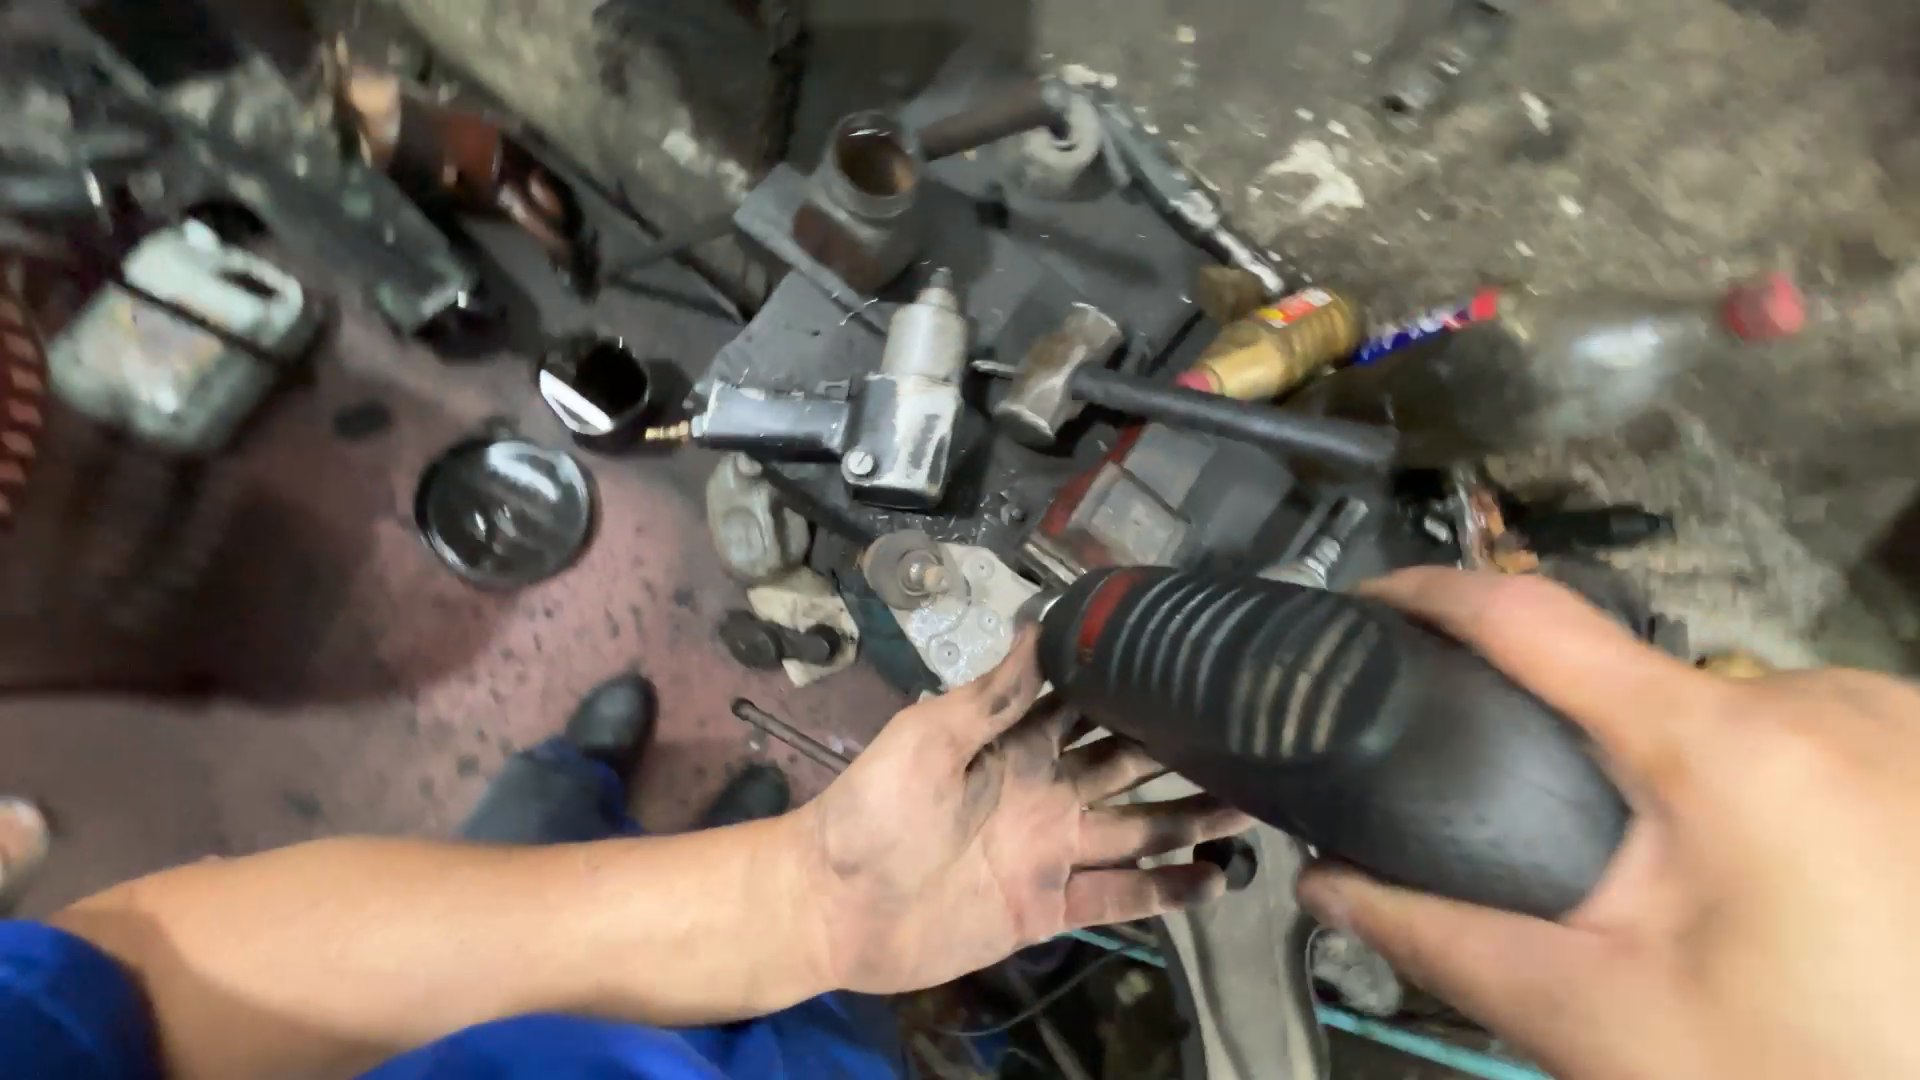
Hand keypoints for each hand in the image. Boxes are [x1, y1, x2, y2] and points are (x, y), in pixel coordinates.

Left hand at [794, 631, 1252, 994]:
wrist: (837, 903)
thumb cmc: (877, 808)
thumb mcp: (928, 737)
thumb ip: (991, 694)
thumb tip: (1036, 627)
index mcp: (1018, 745)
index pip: (1089, 710)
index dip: (1135, 693)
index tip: (1190, 672)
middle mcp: (1046, 792)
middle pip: (1128, 769)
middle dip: (1180, 754)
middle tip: (1246, 741)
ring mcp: (1052, 851)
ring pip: (1138, 831)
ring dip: (1190, 820)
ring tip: (1252, 808)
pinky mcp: (1049, 906)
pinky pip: (1117, 897)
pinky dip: (1163, 893)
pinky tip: (1211, 881)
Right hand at [1297, 568, 1919, 1079]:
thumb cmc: (1817, 1072)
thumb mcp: (1601, 1018)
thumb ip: (1441, 940)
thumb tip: (1321, 889)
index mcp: (1721, 748)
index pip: (1528, 616)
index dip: (1430, 592)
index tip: (1367, 602)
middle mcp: (1814, 703)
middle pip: (1614, 668)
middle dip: (1545, 714)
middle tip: (1512, 796)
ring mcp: (1893, 720)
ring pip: (1698, 699)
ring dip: (1644, 747)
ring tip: (1635, 844)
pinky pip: (1780, 721)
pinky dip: (1726, 765)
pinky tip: (1737, 848)